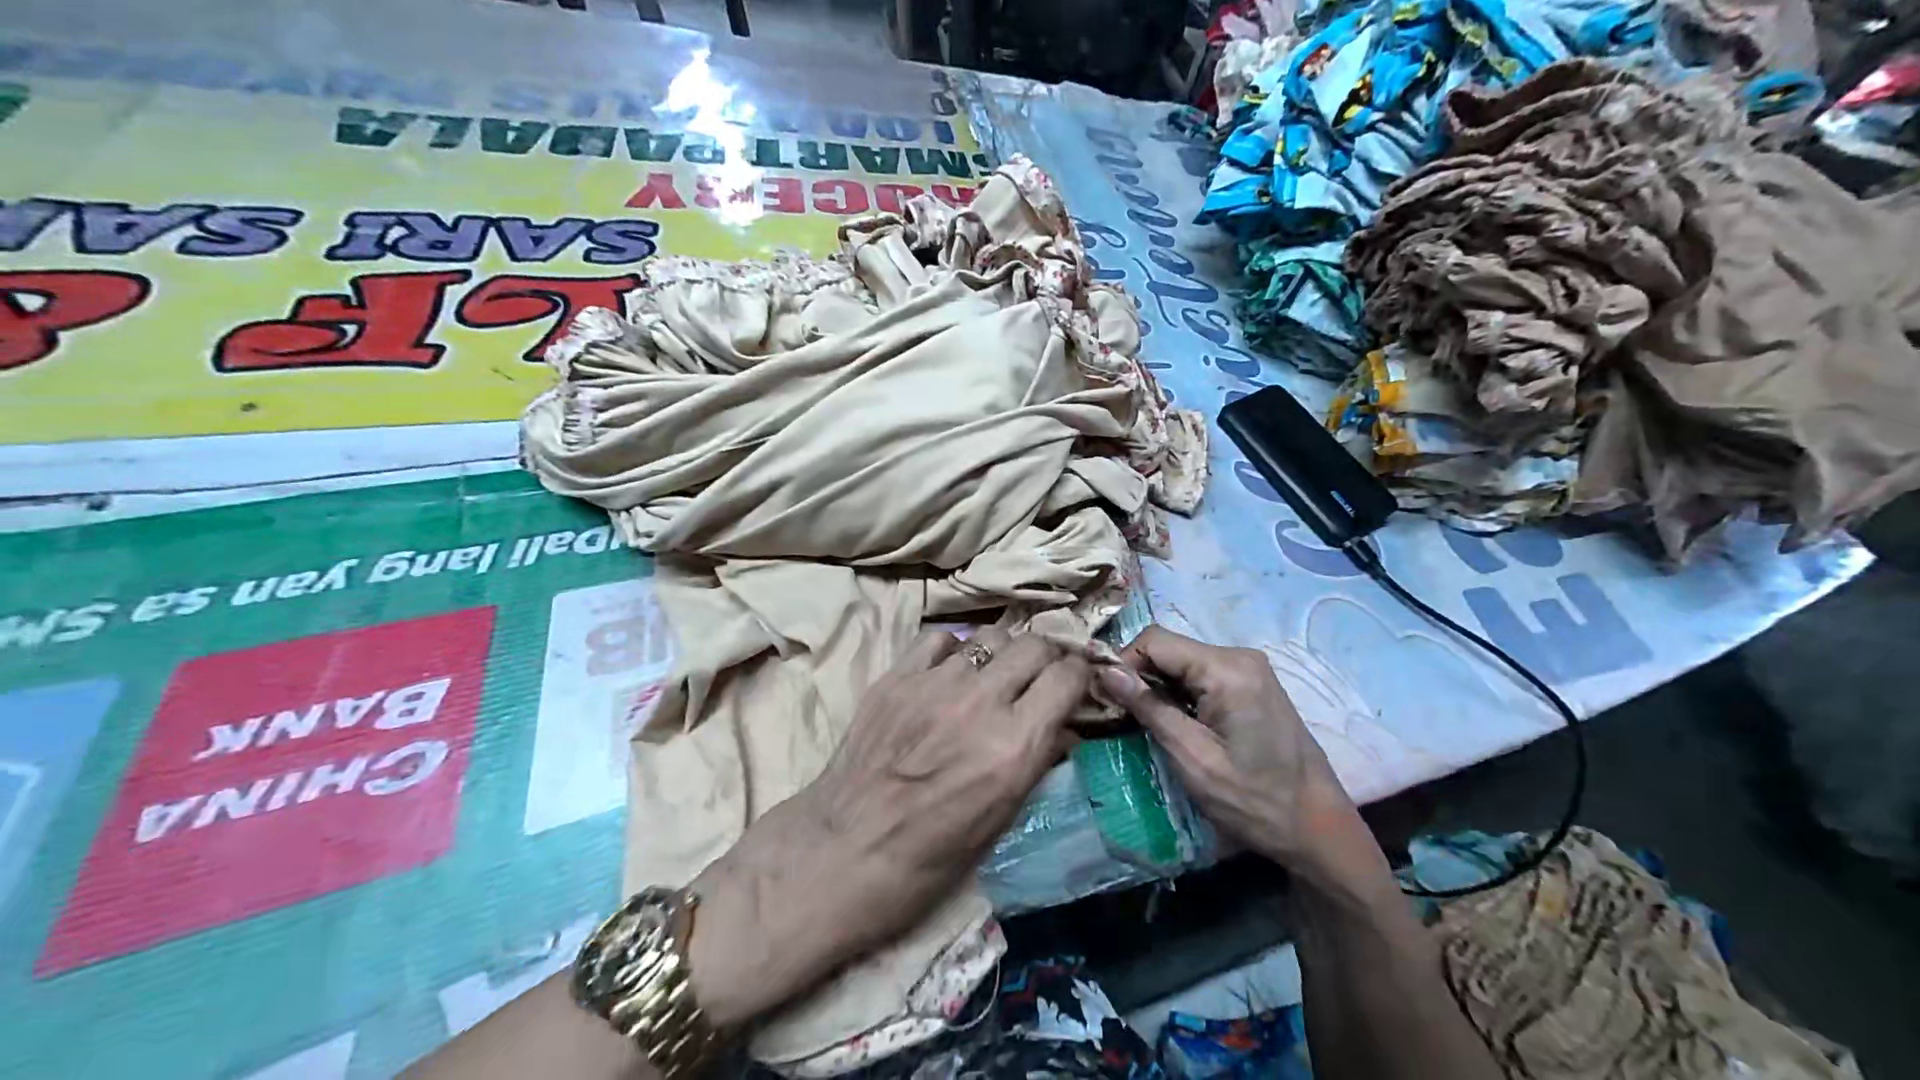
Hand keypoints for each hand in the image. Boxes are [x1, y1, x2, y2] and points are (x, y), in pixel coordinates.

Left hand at [687, 628, 1088, 1027]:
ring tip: (996, 674)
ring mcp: (934, 684)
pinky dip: (954, 651)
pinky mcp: (896, 677)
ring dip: (1003, 653)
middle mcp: (980, 703)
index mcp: (1014, 746)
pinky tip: (950, 673)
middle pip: (1034, 644)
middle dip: (1047, 657)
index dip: (1080, 676)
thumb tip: (1061, 726)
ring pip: (990, 637)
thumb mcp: (1003, 817)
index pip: (1068, 677)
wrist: (845, 851)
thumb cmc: (931, 857)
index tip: (1077, 684)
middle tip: (1042, 676)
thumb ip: (1036, 760)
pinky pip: (939, 640)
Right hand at [1096, 626, 1360, 878]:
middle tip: (1119, 714)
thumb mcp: (1192, 757)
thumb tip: (1105, 671)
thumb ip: (1149, 708)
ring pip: (1181, 660)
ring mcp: (1248, 668)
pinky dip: (1179, 692)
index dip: (1123, 662)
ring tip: (1143, 722)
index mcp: (1227, 669)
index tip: (1105, 697)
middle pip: (1168, 647)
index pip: (1154, 640)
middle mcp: (1239, 656)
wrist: (1317, 828)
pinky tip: (1174, 722)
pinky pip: (1200, 673)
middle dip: (1138, 675)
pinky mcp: (1250, 683)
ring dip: (1157, 686)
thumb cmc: (1254, 800)